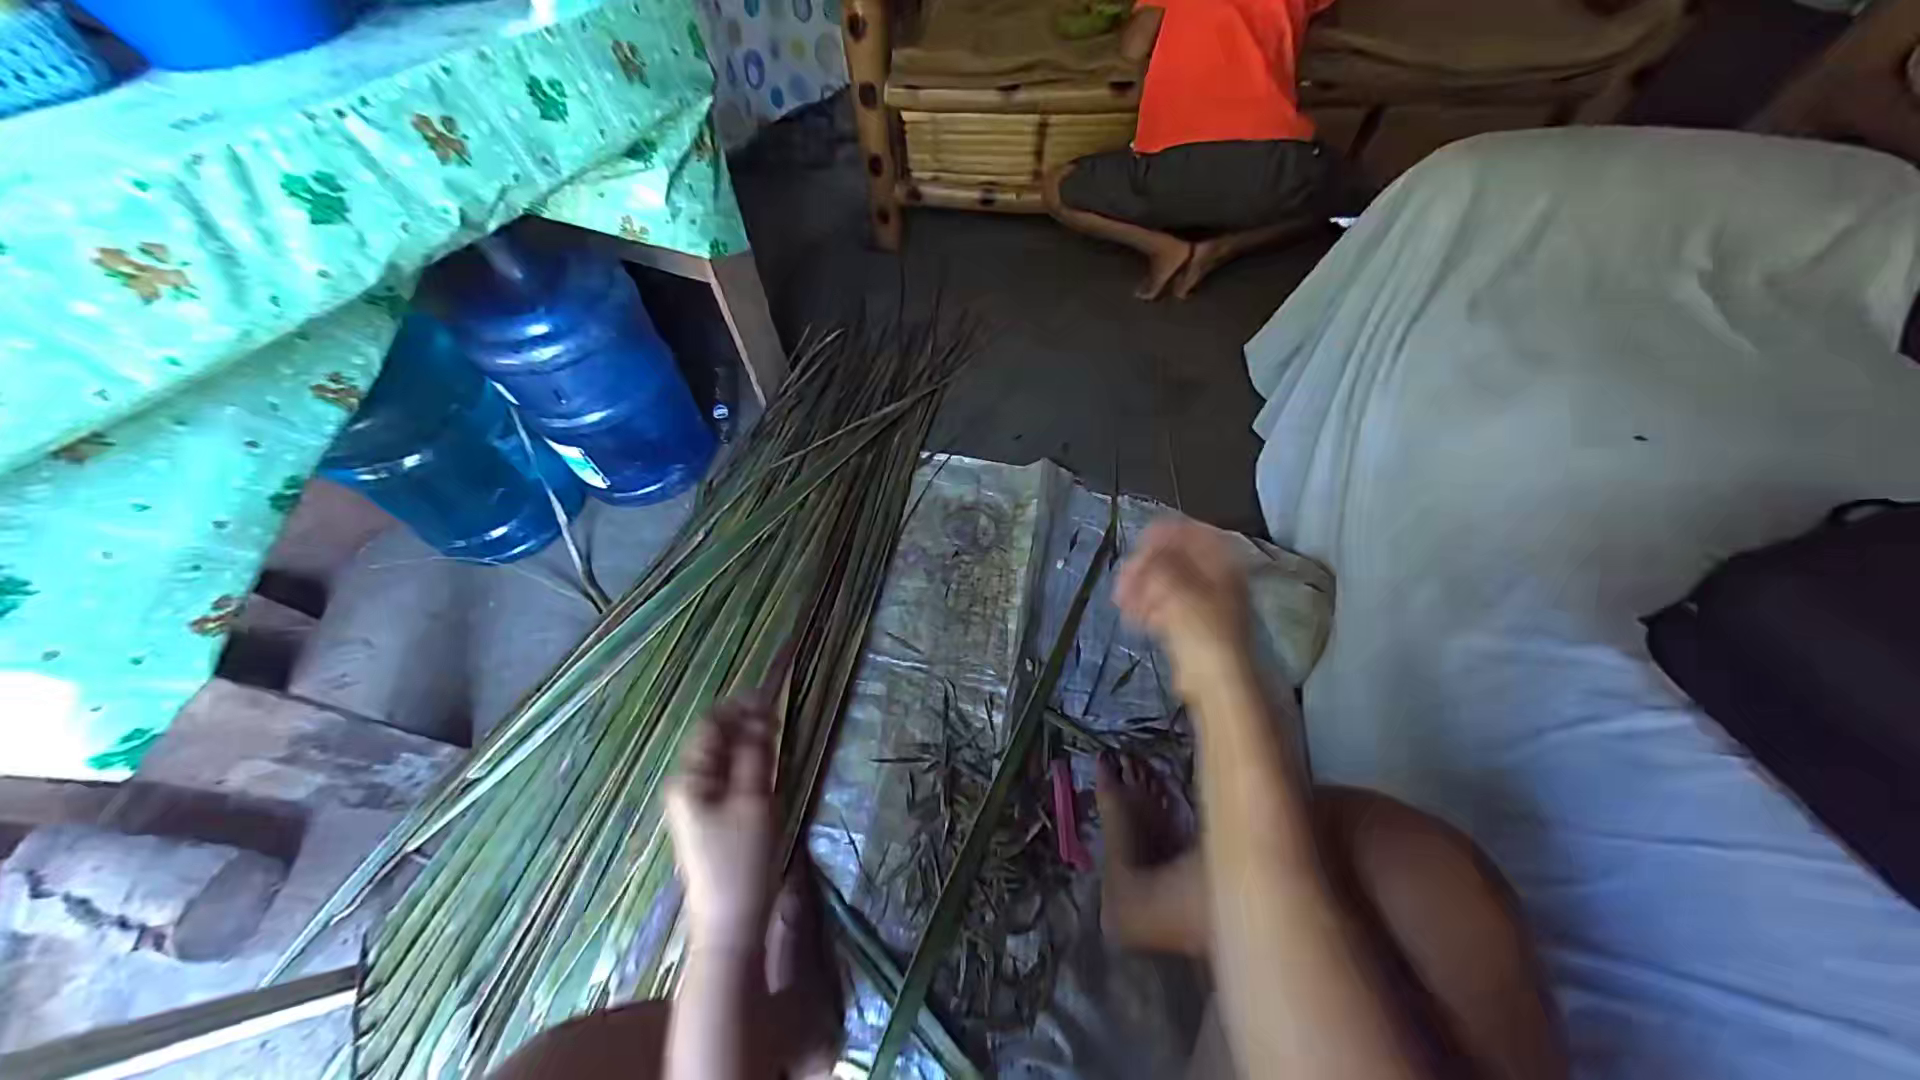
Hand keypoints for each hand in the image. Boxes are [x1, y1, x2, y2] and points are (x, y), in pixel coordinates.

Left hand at [665, 698, 776, 950]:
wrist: (731, 922)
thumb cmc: (742, 860)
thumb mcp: (753, 801)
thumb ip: (756, 753)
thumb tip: (761, 711)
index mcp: (688, 779)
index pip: (711, 724)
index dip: (740, 706)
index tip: (772, 697)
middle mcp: (686, 785)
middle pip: (716, 739)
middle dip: (746, 723)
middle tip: (780, 719)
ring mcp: (696, 802)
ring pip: (724, 757)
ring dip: (749, 743)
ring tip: (777, 739)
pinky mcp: (711, 817)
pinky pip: (728, 776)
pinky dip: (747, 764)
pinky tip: (766, 768)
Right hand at [1113, 519, 1254, 692]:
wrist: (1215, 682)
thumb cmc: (1202, 631)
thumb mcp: (1178, 589)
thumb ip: (1159, 565)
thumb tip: (1146, 552)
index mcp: (1223, 567)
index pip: (1196, 535)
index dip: (1167, 533)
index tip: (1140, 539)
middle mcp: (1218, 582)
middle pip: (1178, 562)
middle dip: (1147, 565)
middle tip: (1124, 575)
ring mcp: (1206, 606)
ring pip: (1168, 586)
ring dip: (1143, 587)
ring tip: (1121, 598)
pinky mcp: (1193, 628)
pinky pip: (1167, 608)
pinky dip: (1148, 607)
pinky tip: (1132, 615)